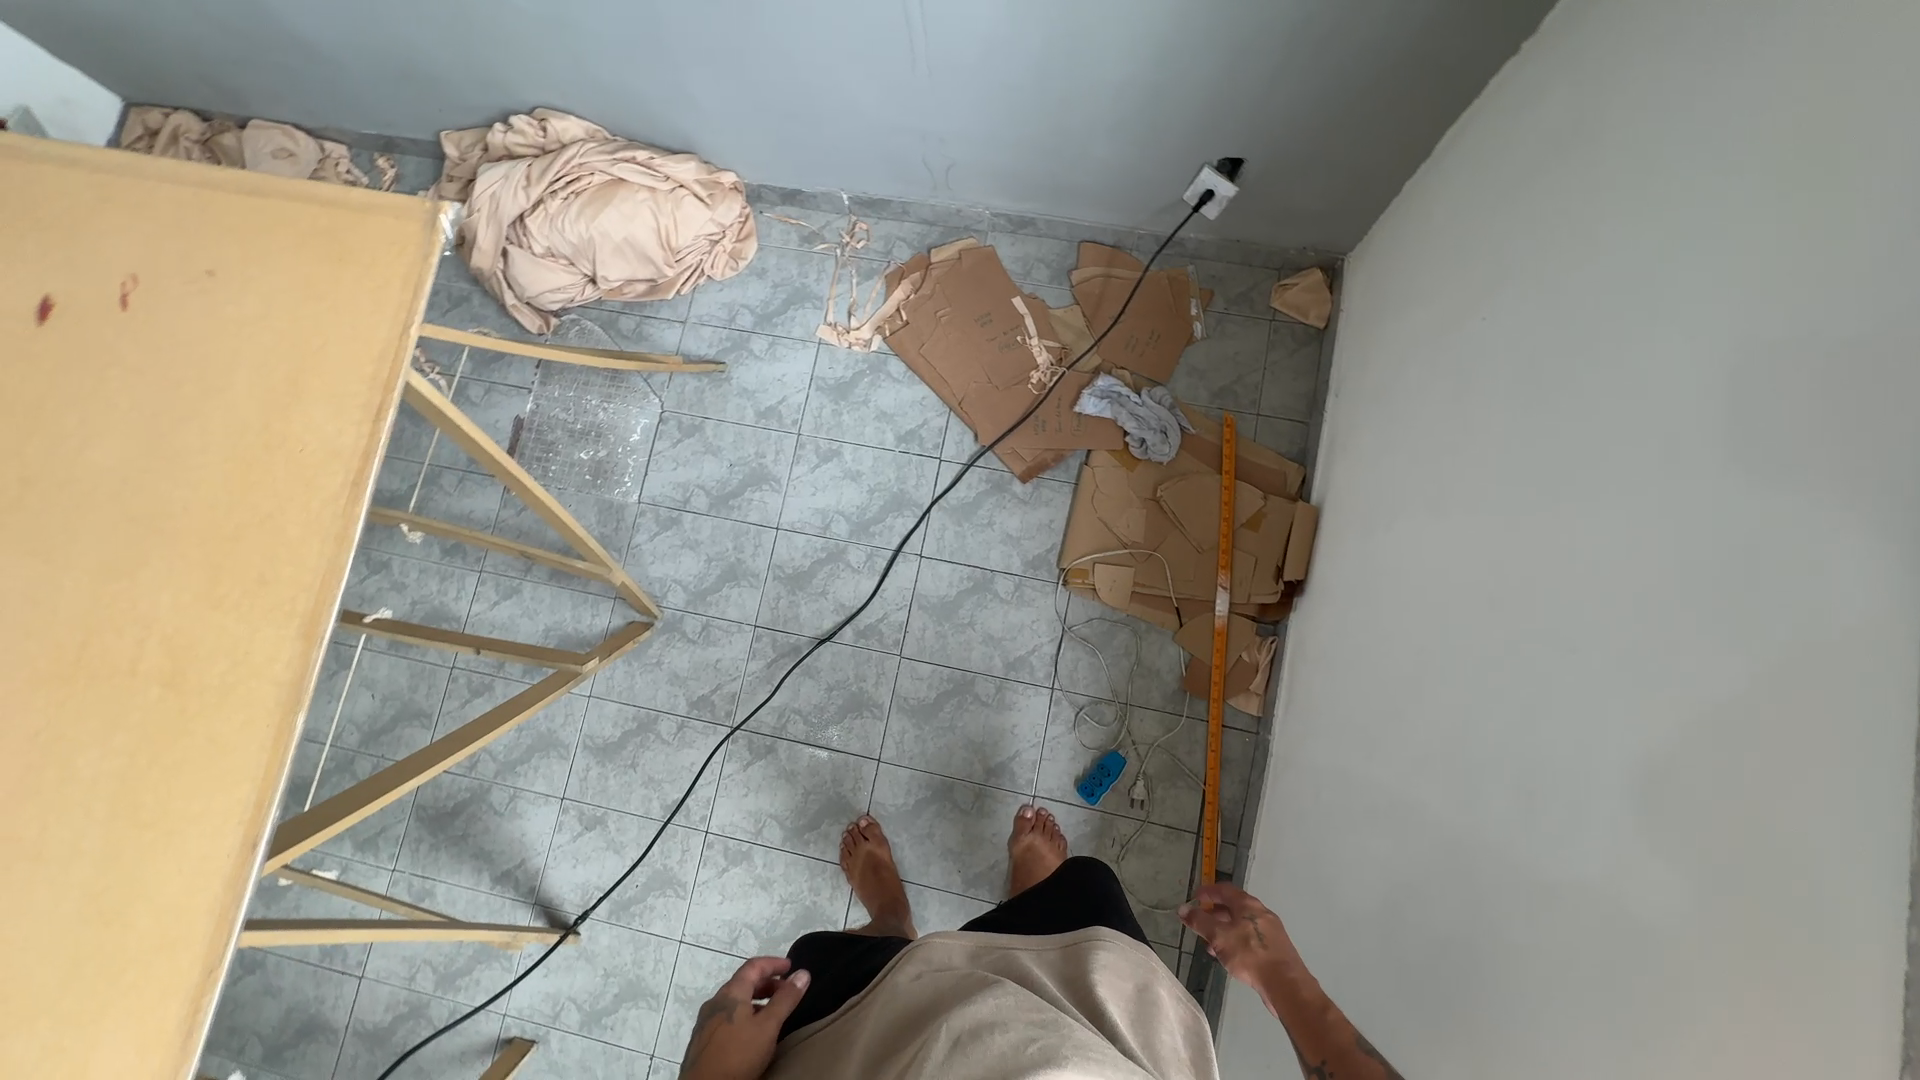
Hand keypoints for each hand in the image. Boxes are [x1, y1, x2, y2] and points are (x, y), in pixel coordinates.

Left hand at [679, 956, 810, 1079]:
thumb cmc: (738, 1054)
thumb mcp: (768, 1026)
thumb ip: (786, 999)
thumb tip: (803, 973)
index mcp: (730, 993)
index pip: (754, 966)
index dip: (774, 963)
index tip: (791, 967)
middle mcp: (715, 1001)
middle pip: (744, 982)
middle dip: (767, 983)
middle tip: (786, 991)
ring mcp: (706, 1022)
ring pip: (735, 1001)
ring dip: (756, 1000)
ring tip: (772, 1013)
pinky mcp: (703, 1040)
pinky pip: (727, 1017)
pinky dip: (744, 1015)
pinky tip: (752, 1033)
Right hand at [1179, 882, 1290, 989]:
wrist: (1286, 984)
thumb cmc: (1249, 954)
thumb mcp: (1219, 936)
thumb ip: (1200, 922)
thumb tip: (1183, 909)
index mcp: (1248, 904)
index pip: (1224, 889)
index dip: (1208, 891)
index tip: (1195, 897)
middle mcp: (1261, 913)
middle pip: (1234, 906)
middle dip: (1214, 913)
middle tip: (1200, 922)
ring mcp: (1271, 931)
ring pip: (1242, 925)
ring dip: (1224, 930)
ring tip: (1211, 945)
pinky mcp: (1275, 949)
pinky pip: (1250, 939)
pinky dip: (1236, 942)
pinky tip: (1229, 957)